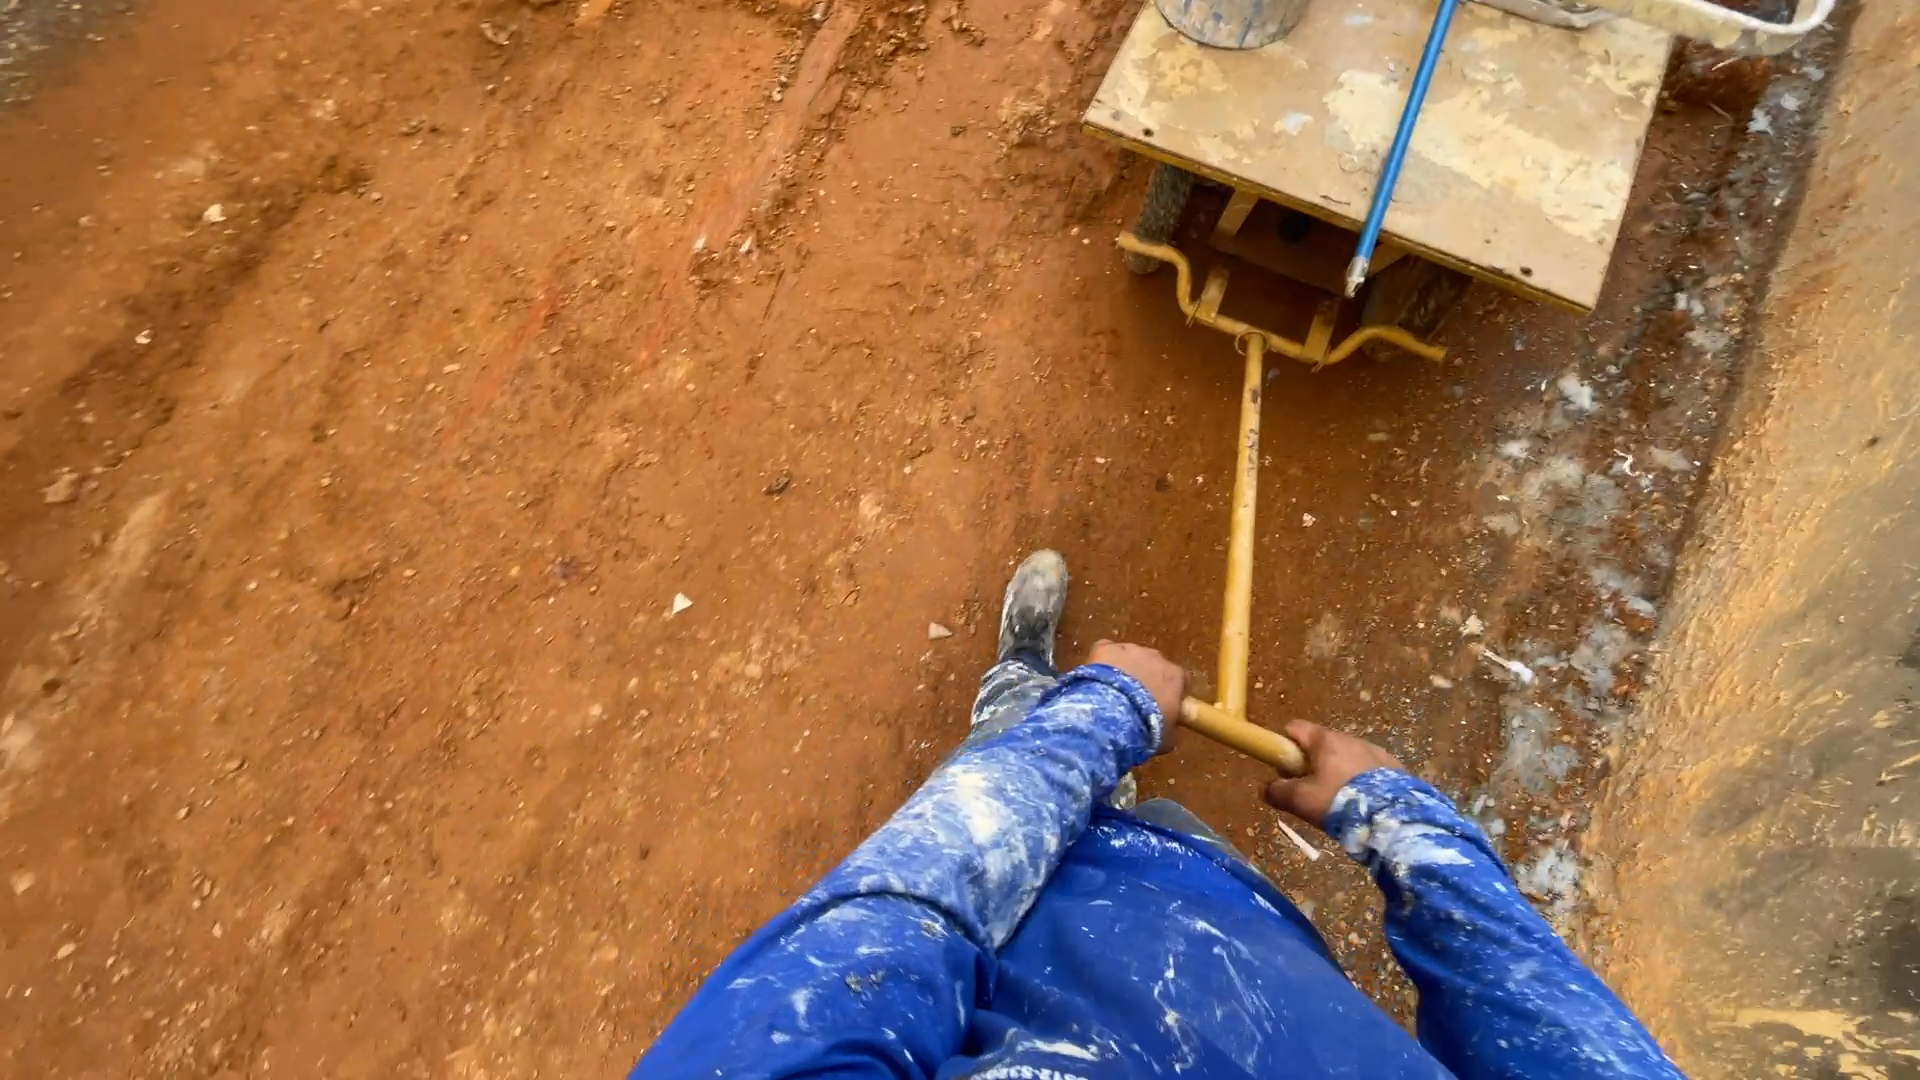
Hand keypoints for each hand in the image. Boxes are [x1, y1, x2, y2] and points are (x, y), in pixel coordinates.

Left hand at [1086, 640, 1185, 747]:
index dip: (1172, 690)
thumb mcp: (1168, 737)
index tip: (1163, 702)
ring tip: (1112, 689)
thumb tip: (1170, 730)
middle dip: (1146, 677)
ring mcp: (1129, 650)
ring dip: (1124, 668)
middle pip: (1153, 663)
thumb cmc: (1147, 728)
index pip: (1180, 678)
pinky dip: (1103, 659)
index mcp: (1174, 677)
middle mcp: (1155, 657)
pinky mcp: (1106, 648)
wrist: (1114, 715)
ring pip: (1129, 655)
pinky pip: (1106, 649)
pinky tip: (1096, 675)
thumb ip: (1172, 728)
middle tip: (1134, 698)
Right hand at [1262, 720, 1404, 828]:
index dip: (1284, 746)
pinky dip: (1364, 783)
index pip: (1294, 728)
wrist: (1398, 821)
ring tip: (1344, 804)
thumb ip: (1278, 792)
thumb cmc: (1342, 803)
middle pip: (1321, 745)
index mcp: (1325, 740)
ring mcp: (1377, 753)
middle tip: (1313, 793)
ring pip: (1348, 758)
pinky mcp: (1398, 769)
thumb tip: (1266, 788)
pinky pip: (1371, 771)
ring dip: (1340, 774)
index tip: (1286, 771)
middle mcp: (1351, 739)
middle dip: (1313, 765)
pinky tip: (1367, 806)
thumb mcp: (1301, 801)